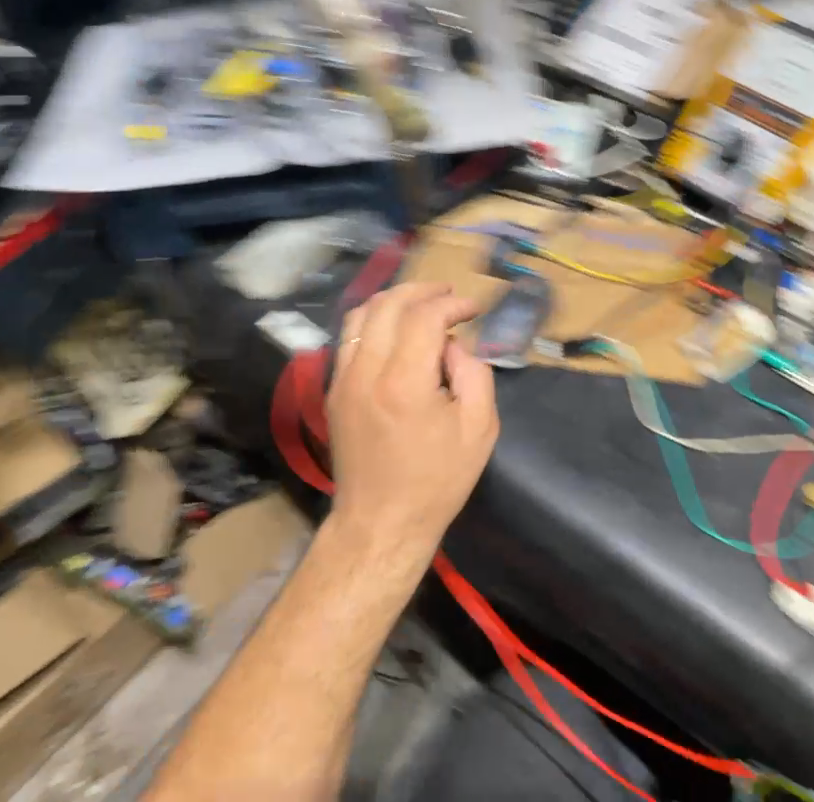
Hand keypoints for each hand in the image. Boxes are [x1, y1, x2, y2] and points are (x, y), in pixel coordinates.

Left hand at [327, 283, 498, 543]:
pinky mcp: (333, 390)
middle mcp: (366, 372)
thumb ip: (474, 373)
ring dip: (393, 300)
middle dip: (422, 291)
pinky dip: (373, 321)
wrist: (381, 522)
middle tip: (449, 293)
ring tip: (421, 303)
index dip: (452, 303)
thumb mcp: (479, 429)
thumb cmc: (437, 481)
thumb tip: (454, 343)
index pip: (425, 317)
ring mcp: (342, 380)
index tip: (473, 309)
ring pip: (360, 315)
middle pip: (388, 304)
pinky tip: (395, 330)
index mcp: (404, 383)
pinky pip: (348, 338)